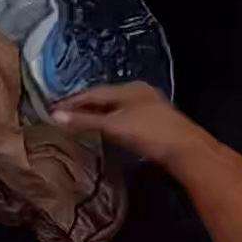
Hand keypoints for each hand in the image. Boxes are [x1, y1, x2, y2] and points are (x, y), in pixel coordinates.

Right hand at [51, 82, 215, 166]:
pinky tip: (103, 128)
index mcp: (128, 88)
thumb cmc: (149, 134)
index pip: (92, 92)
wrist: (188, 152)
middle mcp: (139, 92)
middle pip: (103, 97)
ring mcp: (149, 106)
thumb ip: (83, 121)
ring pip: (114, 107)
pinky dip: (108, 120)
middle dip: (82, 106)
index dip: (72, 101)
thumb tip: (56, 116)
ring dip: (95, 114)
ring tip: (78, 122)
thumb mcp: (112, 126)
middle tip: (63, 115)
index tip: (54, 109)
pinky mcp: (155, 121)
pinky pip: (123, 115)